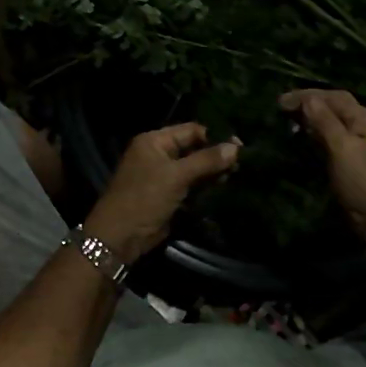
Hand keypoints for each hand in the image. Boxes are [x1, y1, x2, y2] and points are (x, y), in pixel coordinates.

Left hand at [83, 124, 240, 263]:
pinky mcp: (169, 194)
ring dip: (214, 171)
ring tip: (240, 174)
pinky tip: (226, 186)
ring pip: (195, 168)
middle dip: (217, 155)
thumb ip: (206, 160)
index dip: (216, 136)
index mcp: (154, 141)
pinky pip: (192, 185)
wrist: (121, 236)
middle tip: (244, 162)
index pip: (191, 130)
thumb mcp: (176, 176)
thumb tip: (236, 148)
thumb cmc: (145, 198)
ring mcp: (163, 175)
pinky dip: (206, 185)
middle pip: (194, 148)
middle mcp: (159, 154)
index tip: (242, 146)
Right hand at [280, 89, 365, 251]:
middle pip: (337, 109)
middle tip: (281, 112)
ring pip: (337, 127)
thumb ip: (325, 122)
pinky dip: (321, 140)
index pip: (335, 97)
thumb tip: (309, 98)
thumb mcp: (343, 149)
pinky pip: (338, 145)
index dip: (306, 95)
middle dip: (310, 106)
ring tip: (290, 126)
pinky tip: (309, 145)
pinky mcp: (361, 168)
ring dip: (314, 123)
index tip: (279, 101)